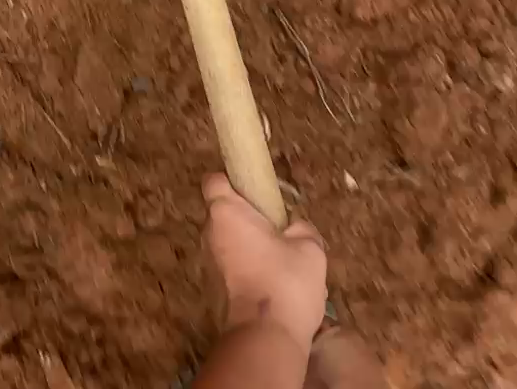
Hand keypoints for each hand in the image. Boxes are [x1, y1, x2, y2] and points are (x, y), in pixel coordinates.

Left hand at [203, 174, 327, 342]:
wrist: (264, 336)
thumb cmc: (284, 281)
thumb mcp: (309, 248)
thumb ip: (301, 228)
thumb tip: (294, 227)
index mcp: (225, 212)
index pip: (215, 181)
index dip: (232, 182)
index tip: (255, 193)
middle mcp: (209, 231)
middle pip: (224, 213)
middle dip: (248, 220)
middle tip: (278, 233)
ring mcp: (207, 260)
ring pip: (229, 242)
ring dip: (250, 248)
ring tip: (281, 265)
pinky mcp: (213, 286)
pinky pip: (231, 267)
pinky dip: (247, 271)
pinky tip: (273, 287)